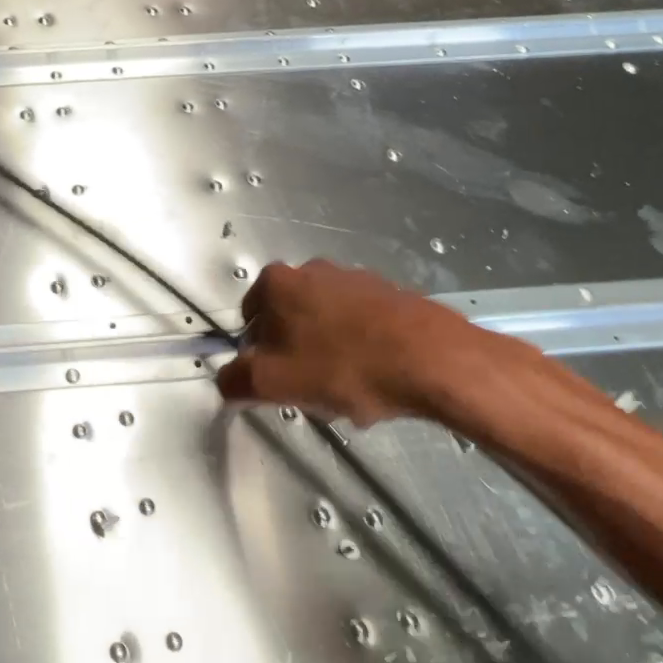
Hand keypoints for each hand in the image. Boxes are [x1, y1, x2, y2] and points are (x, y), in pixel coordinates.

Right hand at [216, 259, 481, 424]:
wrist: (435, 362)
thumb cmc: (343, 367)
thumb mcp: (273, 384)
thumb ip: (235, 381)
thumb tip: (227, 380)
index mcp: (275, 283)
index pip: (248, 321)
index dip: (259, 355)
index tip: (280, 382)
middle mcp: (312, 270)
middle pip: (289, 322)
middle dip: (297, 356)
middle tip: (314, 391)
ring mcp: (356, 279)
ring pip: (327, 326)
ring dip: (331, 355)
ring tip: (353, 391)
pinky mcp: (394, 295)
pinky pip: (364, 327)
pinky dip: (365, 351)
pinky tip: (380, 380)